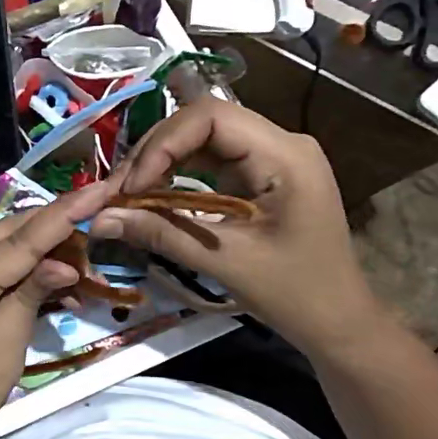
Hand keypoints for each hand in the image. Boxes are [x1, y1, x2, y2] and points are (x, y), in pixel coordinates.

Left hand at [0, 183, 109, 438]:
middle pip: (2, 233)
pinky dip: (15, 262)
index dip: (61, 216)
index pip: (16, 243)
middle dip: (51, 224)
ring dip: (36, 243)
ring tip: (80, 249)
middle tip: (97, 219)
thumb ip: (30, 296)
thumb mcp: (4, 352)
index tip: (98, 190)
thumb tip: (66, 263)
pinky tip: (47, 270)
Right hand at [90, 100, 380, 355]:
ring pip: (203, 141)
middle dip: (154, 155)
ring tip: (126, 196)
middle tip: (116, 194)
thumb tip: (100, 219)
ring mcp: (272, 157)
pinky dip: (179, 177)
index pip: (211, 117)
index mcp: (285, 155)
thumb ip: (162, 234)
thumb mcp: (225, 262)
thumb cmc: (294, 294)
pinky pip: (212, 162)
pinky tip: (152, 196)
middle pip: (203, 124)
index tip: (131, 187)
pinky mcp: (262, 175)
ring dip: (161, 164)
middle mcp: (281, 143)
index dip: (162, 144)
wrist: (337, 321)